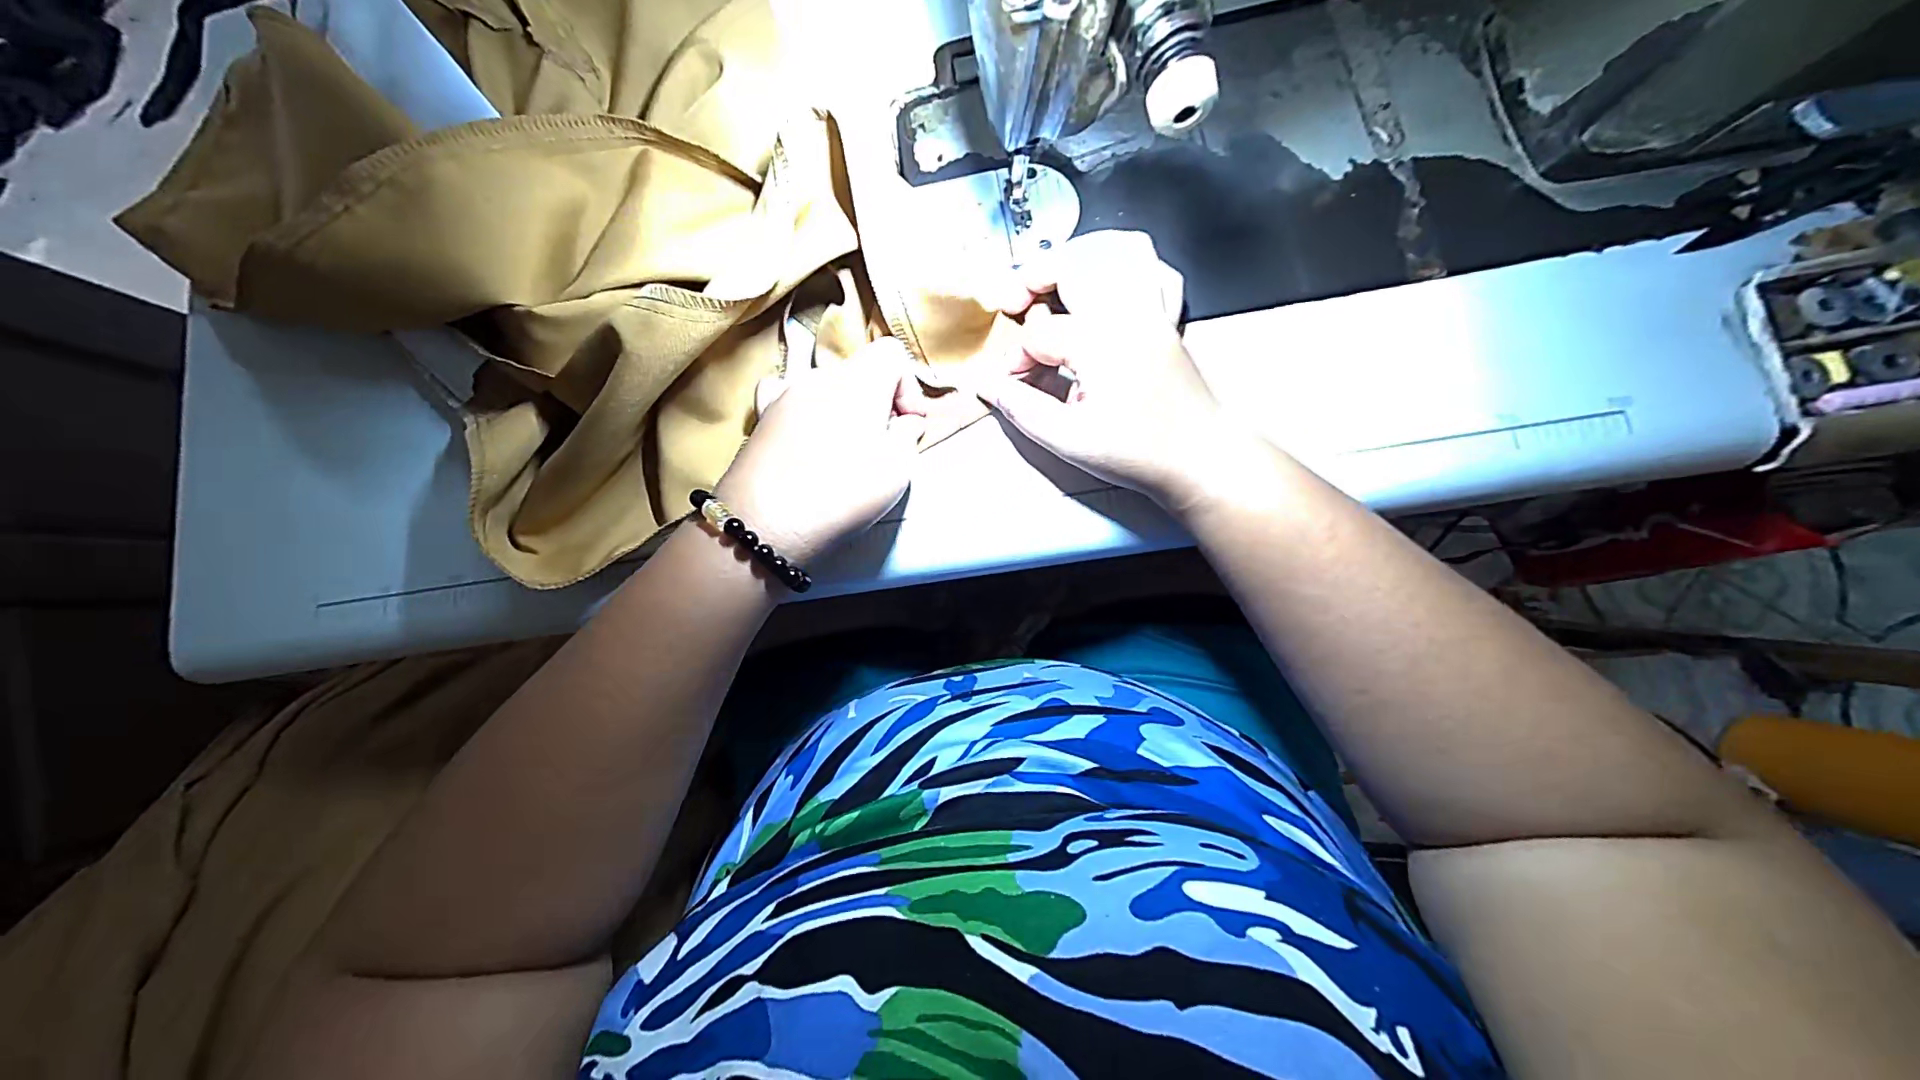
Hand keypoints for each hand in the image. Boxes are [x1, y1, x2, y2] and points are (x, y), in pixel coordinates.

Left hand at [712, 339, 927, 565]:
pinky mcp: (760, 418)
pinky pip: (788, 396)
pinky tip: (805, 436)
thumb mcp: (899, 470)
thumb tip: (904, 422)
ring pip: (825, 385)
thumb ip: (909, 435)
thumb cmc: (841, 494)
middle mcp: (818, 376)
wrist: (764, 526)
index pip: (892, 353)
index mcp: (858, 381)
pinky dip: (805, 409)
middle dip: (877, 402)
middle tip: (881, 444)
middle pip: (859, 371)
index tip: (907, 424)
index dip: (908, 386)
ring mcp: (783, 394)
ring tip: (842, 447)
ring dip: (842, 408)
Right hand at [976, 246, 1266, 514]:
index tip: (1015, 383)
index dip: (1018, 358)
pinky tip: (1106, 284)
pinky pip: (1151, 270)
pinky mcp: (1166, 320)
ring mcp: (1152, 311)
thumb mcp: (1069, 439)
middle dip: (1032, 278)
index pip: (1039, 332)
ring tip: (1053, 281)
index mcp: (1100, 339)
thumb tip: (991, 387)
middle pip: (1071, 264)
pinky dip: (1124, 265)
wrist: (1200, 458)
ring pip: (1114, 251)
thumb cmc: (1144, 452)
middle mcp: (1128, 313)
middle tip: (1013, 303)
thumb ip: (1023, 408)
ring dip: (1076, 258)